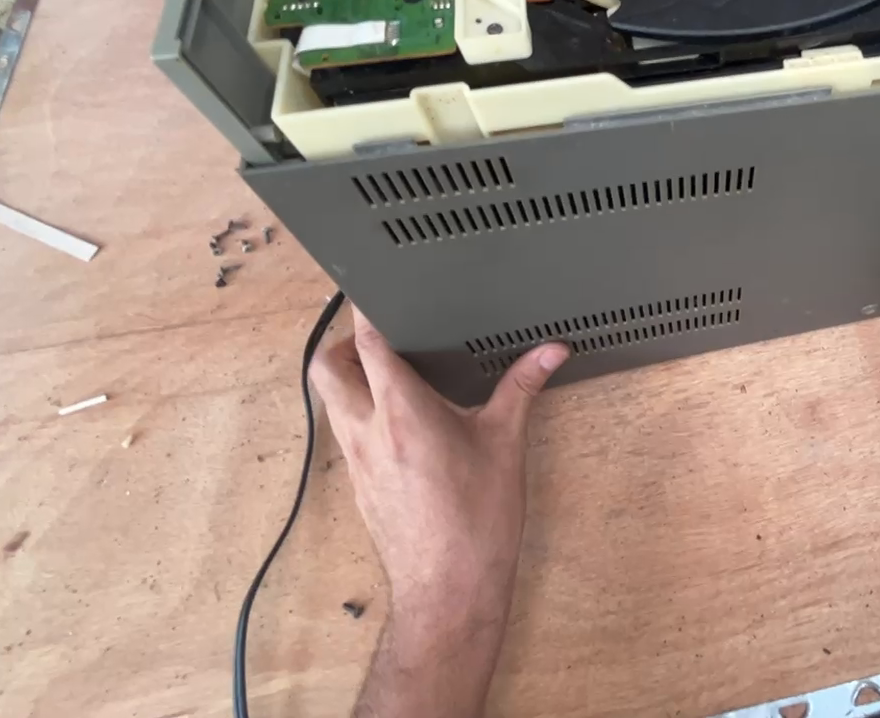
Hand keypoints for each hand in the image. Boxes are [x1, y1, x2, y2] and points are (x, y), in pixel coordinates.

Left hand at [310, 305, 567, 708]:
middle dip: (341, 340)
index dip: (365, 312)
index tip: (370, 290)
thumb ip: (522, 386)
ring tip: (389, 367)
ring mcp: (356, 461)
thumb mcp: (506, 442)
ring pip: (330, 401)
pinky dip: (358, 409)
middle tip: (377, 330)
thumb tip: (553, 349)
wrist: (448, 589)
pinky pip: (345, 431)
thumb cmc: (478, 516)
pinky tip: (398, 417)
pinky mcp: (359, 484)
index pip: (369, 346)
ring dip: (347, 375)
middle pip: (325, 368)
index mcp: (404, 413)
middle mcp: (368, 432)